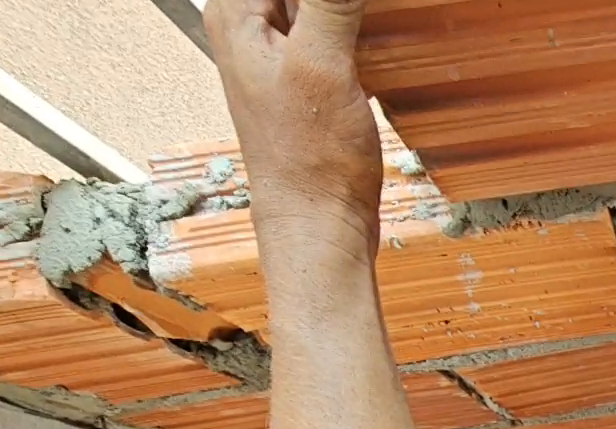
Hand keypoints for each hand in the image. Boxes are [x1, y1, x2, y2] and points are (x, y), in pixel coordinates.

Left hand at [205, 0, 382, 250]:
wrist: (322, 220)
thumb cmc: (312, 159)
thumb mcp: (322, 66)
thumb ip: (331, 4)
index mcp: (237, 11)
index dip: (332, 0)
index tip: (356, 15)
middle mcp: (253, 29)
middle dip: (343, 9)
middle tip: (370, 23)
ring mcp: (283, 59)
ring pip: (319, 11)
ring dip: (353, 17)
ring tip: (378, 27)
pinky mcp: (312, 85)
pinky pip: (334, 39)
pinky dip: (358, 38)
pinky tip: (378, 51)